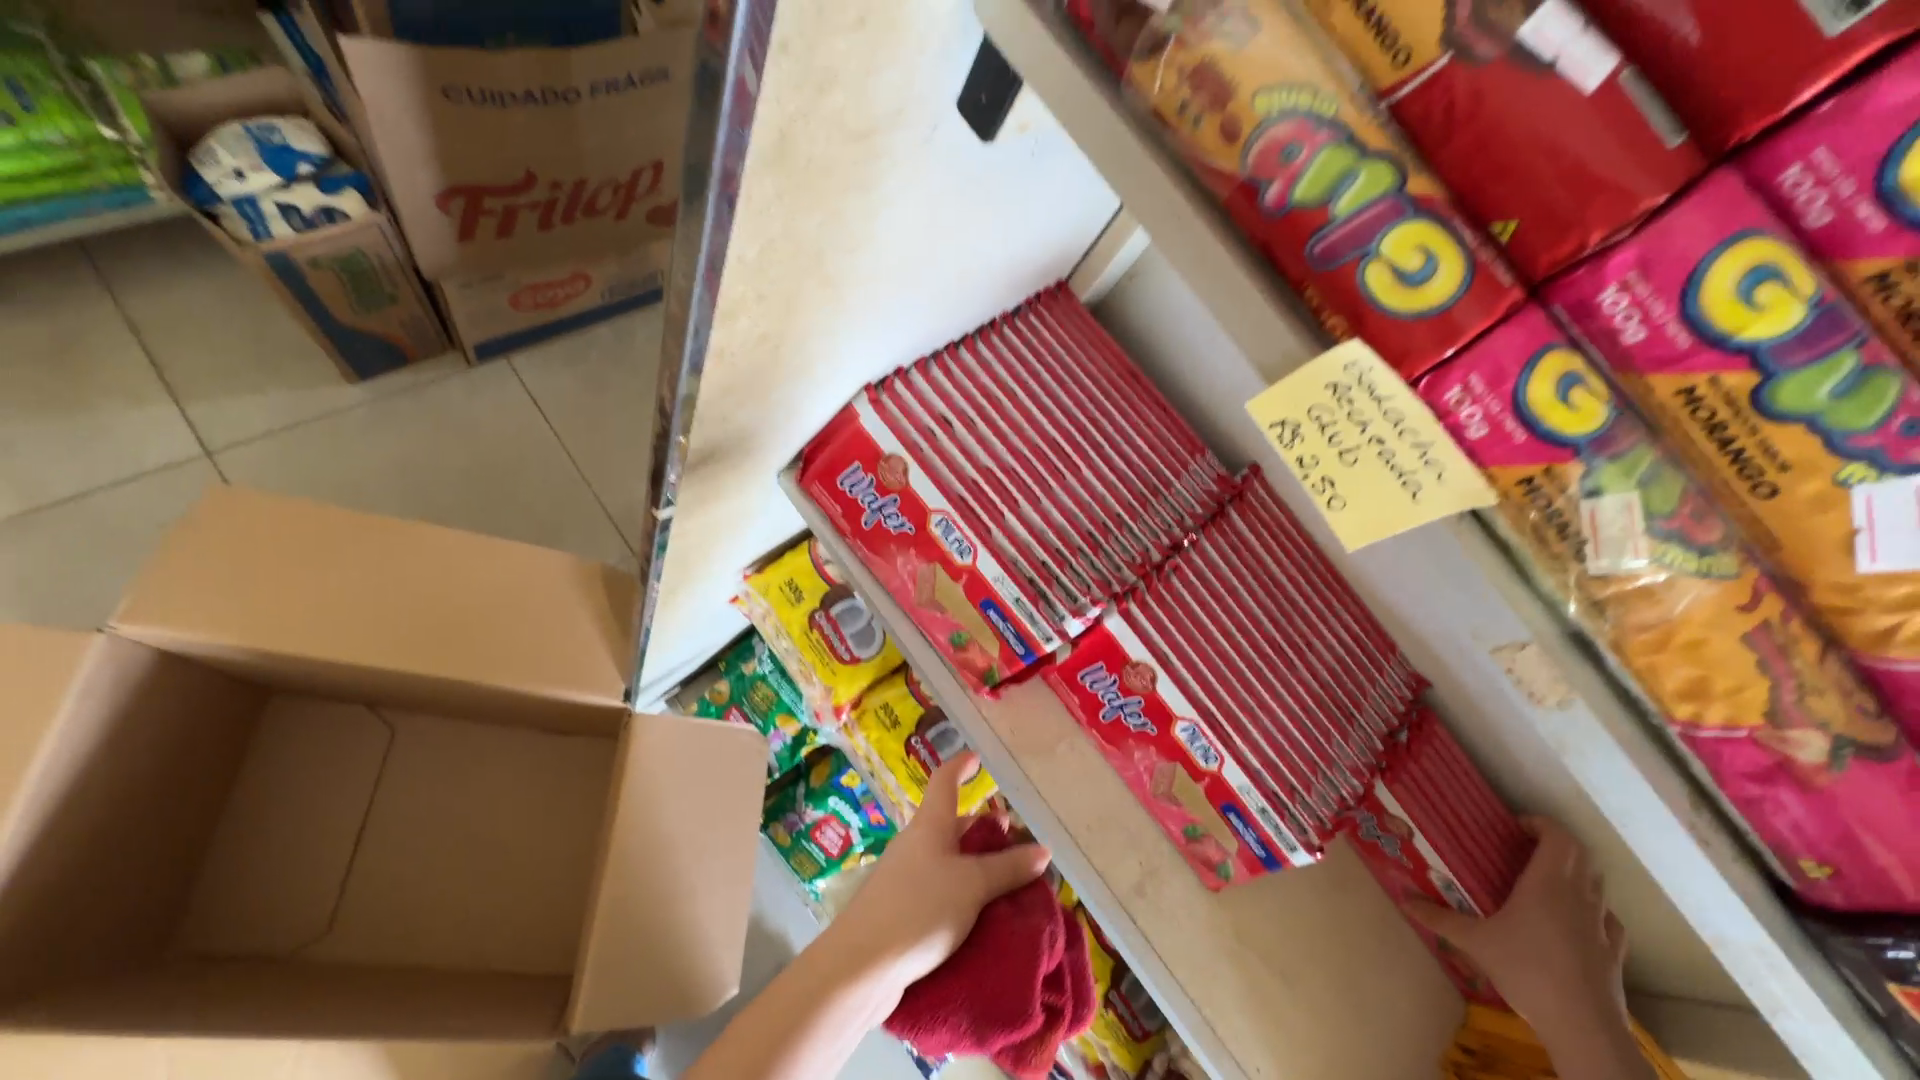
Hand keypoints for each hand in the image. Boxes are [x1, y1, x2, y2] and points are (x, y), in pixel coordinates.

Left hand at [826, 753, 1052, 1000]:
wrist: (862, 965)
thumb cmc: (919, 909)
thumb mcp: (973, 886)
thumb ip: (1008, 868)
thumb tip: (1043, 850)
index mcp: (930, 825)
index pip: (944, 781)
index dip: (961, 766)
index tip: (977, 758)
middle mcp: (916, 844)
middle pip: (952, 824)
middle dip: (984, 829)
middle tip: (1019, 842)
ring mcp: (906, 877)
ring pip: (950, 860)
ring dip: (978, 865)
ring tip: (1011, 881)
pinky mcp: (902, 910)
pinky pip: (942, 890)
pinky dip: (965, 893)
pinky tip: (984, 913)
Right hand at [1405, 817, 1628, 1035]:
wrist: (1581, 1023)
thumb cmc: (1525, 970)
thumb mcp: (1473, 942)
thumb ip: (1439, 918)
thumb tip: (1404, 898)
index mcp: (1547, 883)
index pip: (1557, 836)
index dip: (1540, 824)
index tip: (1515, 828)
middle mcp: (1579, 895)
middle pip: (1580, 854)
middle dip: (1556, 843)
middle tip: (1525, 849)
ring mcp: (1602, 923)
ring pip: (1597, 883)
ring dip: (1575, 873)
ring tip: (1547, 882)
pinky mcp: (1615, 950)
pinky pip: (1608, 918)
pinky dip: (1594, 909)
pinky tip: (1578, 922)